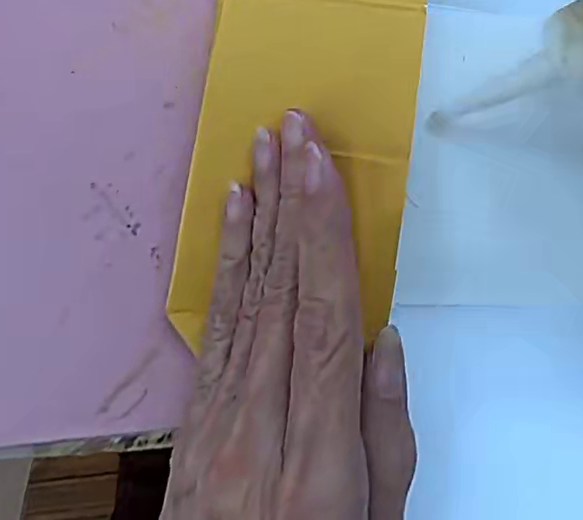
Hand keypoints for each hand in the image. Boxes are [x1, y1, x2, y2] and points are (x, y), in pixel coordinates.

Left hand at [162, 110, 417, 519]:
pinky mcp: (198, 411)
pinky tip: (237, 208)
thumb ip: (384, 432)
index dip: (323, 231)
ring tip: (265, 146)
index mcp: (318, 453)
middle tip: (293, 128)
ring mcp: (220, 413)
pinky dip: (230, 255)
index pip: (324, 315)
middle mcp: (262, 420)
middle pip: (282, 288)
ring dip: (261, 209)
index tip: (320, 164)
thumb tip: (381, 334)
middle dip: (292, 198)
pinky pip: (218, 320)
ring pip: (249, 290)